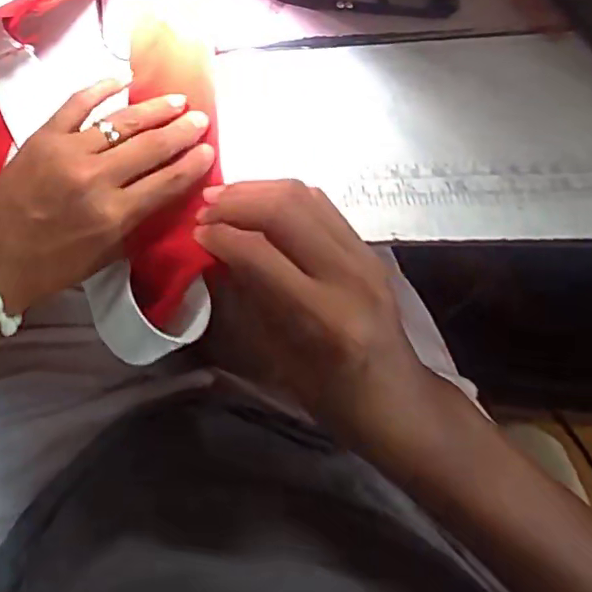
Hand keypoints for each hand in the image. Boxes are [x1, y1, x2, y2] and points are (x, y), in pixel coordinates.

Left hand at [0, 78, 214, 313]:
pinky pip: (77, 103)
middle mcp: (95, 179)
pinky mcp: (43, 136)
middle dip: (182, 129)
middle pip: (151, 146)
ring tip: (176, 99)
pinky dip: (101, 88)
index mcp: (113, 215)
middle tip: (200, 117)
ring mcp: (67, 152)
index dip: (194, 162)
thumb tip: (169, 190)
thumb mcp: (105, 255)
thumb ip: (138, 221)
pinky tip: (123, 80)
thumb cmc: (51, 265)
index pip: (167, 181)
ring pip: (121, 121)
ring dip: (154, 108)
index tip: (209, 148)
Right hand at [195, 180, 429, 441]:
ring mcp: (364, 256)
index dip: (220, 235)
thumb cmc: (331, 396)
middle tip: (203, 209)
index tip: (194, 233)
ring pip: (302, 195)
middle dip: (235, 202)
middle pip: (284, 210)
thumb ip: (247, 297)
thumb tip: (212, 251)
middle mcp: (349, 276)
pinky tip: (258, 202)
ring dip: (256, 190)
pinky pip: (320, 202)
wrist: (398, 400)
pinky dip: (282, 194)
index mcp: (325, 317)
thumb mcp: (276, 357)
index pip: (261, 253)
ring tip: (223, 198)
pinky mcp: (368, 246)